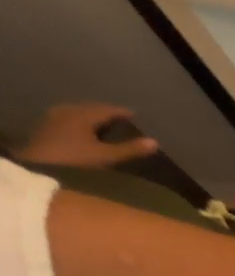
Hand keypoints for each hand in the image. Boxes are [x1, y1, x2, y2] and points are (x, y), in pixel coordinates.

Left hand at [16, 103, 158, 167]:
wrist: (39, 167)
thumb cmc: (76, 159)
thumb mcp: (107, 156)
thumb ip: (130, 149)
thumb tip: (155, 141)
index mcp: (83, 115)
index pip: (107, 109)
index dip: (123, 112)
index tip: (136, 115)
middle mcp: (67, 111)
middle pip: (90, 108)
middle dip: (106, 112)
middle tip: (121, 118)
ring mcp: (53, 118)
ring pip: (78, 112)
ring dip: (92, 116)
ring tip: (104, 123)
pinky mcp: (46, 127)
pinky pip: (68, 118)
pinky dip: (81, 121)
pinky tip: (85, 129)